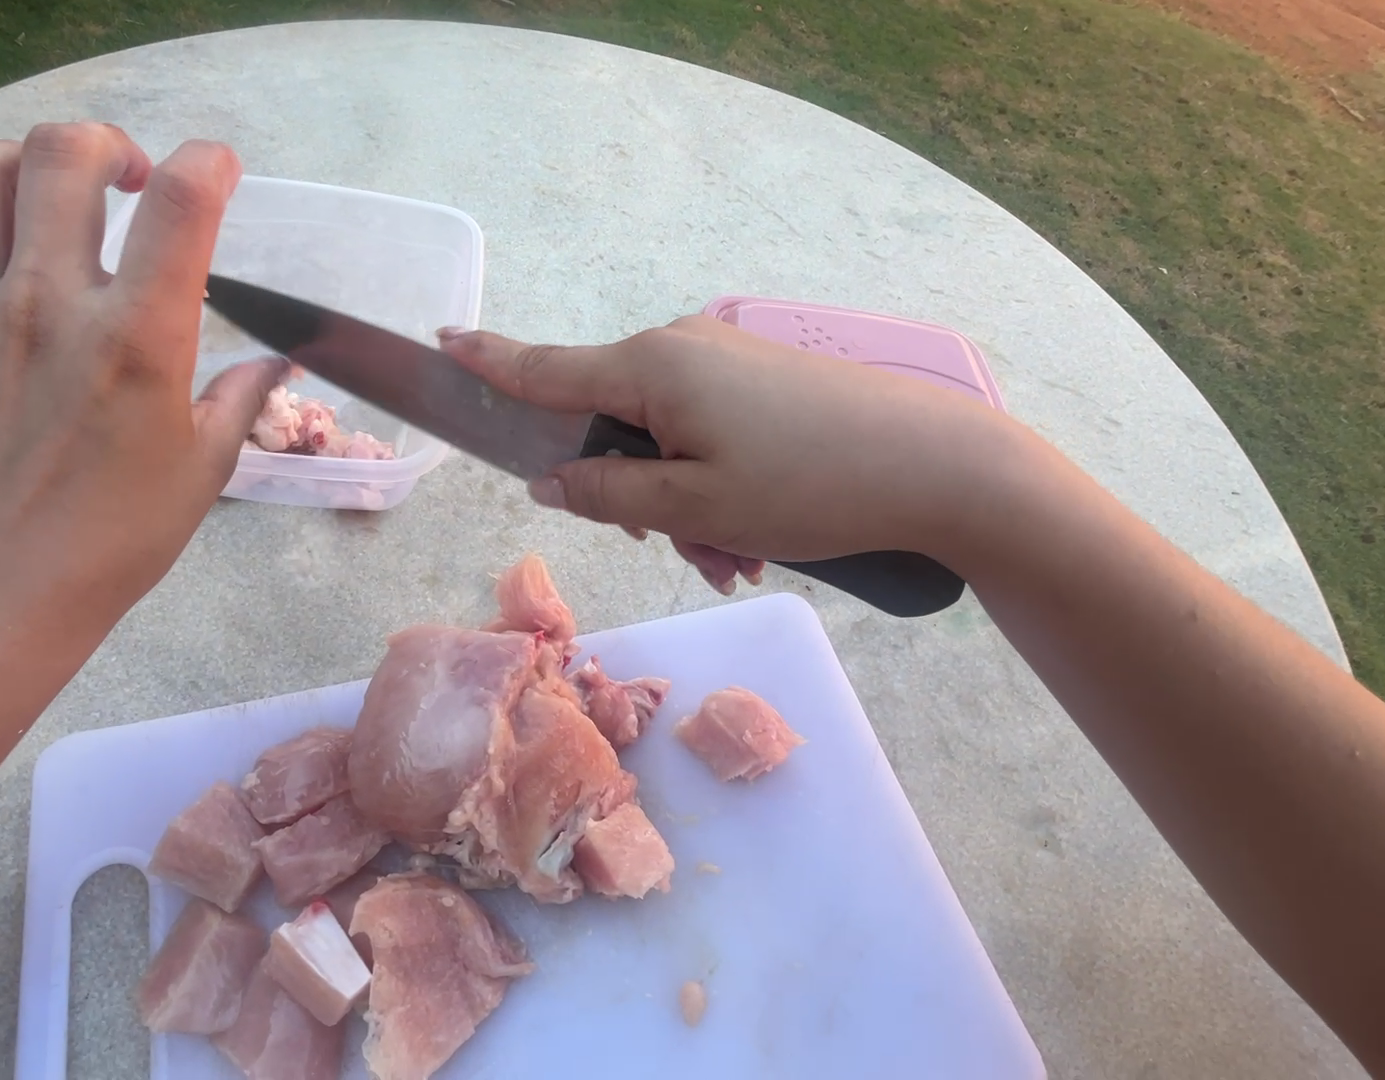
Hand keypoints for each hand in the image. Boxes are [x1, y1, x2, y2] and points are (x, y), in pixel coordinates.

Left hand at [0, 125, 281, 631]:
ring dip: (13, 164)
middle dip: (106, 146)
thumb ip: (242, 398)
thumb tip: (276, 362)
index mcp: (140, 337)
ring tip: (41, 199)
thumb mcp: (208, 466)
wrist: (9, 587)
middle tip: (127, 183)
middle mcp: (50, 304)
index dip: (208, 166)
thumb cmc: (125, 532)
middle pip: (61, 155)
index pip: (182, 206)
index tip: (218, 175)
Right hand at [438, 316, 1027, 590]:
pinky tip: (756, 536)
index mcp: (652, 368)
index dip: (490, 362)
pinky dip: (714, 490)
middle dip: (631, 496)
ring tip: (737, 559)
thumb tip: (547, 479)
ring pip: (664, 443)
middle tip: (688, 553)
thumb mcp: (691, 508)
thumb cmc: (806, 486)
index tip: (442, 342)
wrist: (941, 467)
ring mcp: (724, 361)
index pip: (546, 368)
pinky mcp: (759, 380)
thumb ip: (604, 492)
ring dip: (682, 509)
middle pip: (611, 425)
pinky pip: (706, 437)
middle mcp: (681, 349)